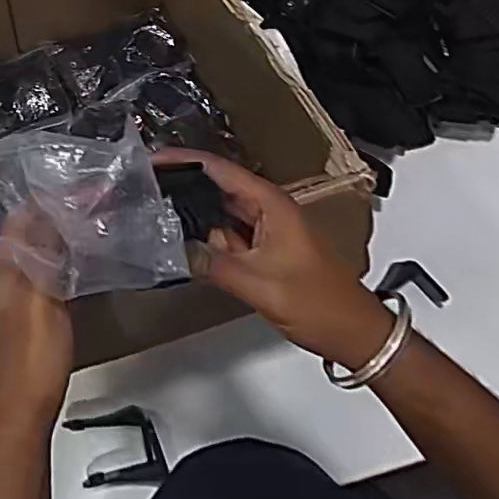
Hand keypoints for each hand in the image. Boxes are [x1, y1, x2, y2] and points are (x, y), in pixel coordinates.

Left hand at [0, 209, 73, 421]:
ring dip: (64, 228)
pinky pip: (52, 264)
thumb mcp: (42, 298)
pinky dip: (68, 251)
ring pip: (44, 244)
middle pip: (34, 227)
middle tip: (94, 196)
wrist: (27, 398)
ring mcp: (24, 285)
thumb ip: (45, 258)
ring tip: (94, 215)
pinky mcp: (39, 302)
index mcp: (9, 262)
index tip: (80, 186)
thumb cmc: (34, 352)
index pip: (25, 215)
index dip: (50, 198)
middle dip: (60, 209)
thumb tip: (53, 216)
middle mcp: (12, 268)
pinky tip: (87, 252)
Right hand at [152, 149, 392, 368]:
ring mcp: (263, 228)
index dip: (181, 160)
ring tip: (151, 210)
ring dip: (189, 212)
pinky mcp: (260, 247)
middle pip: (213, 185)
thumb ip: (210, 263)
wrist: (359, 339)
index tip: (149, 159)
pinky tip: (177, 238)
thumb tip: (167, 247)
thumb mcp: (259, 285)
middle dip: (179, 184)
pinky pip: (223, 232)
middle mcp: (265, 208)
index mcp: (270, 203)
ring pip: (216, 211)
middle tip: (140, 186)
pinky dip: (202, 233)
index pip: (218, 168)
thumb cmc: (321, 306)